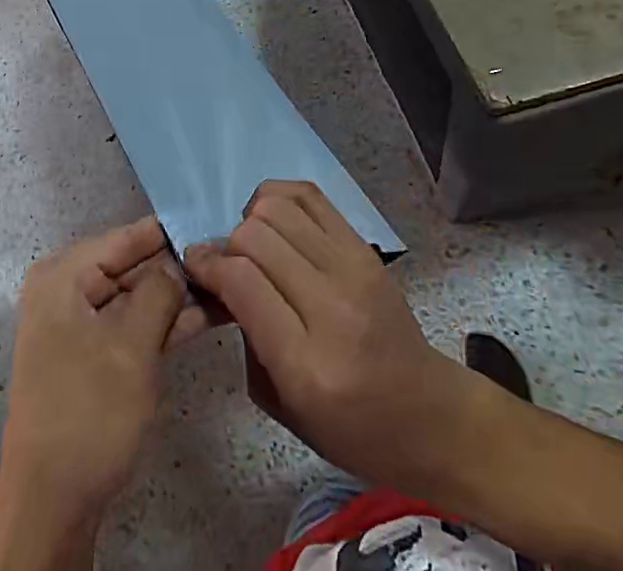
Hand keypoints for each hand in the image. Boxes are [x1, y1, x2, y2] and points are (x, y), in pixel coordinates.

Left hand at [0, 218, 205, 568]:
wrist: (55, 499)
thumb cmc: (89, 411)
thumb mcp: (131, 345)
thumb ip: (158, 291)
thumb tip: (178, 263)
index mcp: (64, 276)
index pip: (127, 237)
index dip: (173, 231)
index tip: (219, 220)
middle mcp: (69, 290)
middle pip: (134, 265)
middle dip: (181, 264)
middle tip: (238, 255)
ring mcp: (85, 324)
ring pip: (141, 296)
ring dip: (182, 294)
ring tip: (235, 282)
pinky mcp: (100, 354)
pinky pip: (138, 325)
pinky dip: (170, 321)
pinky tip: (214, 313)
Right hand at [184, 181, 483, 499]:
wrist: (428, 415)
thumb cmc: (348, 427)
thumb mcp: (277, 400)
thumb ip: (244, 331)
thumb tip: (217, 273)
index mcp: (306, 362)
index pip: (242, 281)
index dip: (206, 264)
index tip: (194, 265)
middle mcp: (333, 307)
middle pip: (255, 237)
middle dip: (226, 245)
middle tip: (225, 265)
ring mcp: (355, 270)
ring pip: (279, 209)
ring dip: (251, 221)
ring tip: (253, 246)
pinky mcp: (367, 250)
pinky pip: (311, 197)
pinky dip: (279, 199)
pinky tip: (274, 223)